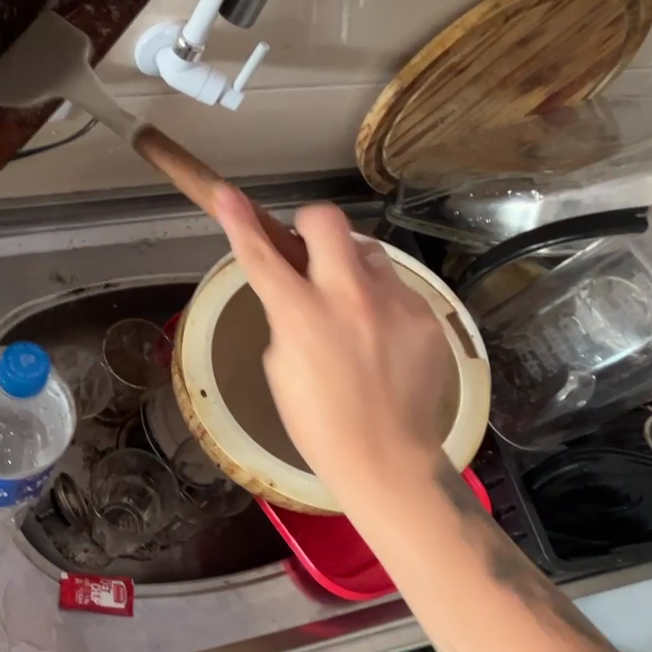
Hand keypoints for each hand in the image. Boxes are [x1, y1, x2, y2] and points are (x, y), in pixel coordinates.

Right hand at [212, 185, 454, 515]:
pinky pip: (396, 288)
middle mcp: (346, 296)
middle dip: (311, 226)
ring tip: (352, 305)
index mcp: (299, 314)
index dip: (238, 220)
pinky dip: (381, 301)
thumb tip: (298, 294)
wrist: (385, 456)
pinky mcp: (424, 314)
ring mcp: (392, 302)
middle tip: (310, 252)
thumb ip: (286, 319)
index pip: (260, 254)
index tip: (227, 195)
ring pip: (368, 251)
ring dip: (351, 265)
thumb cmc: (317, 422)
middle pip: (327, 221)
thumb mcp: (281, 367)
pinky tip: (381, 337)